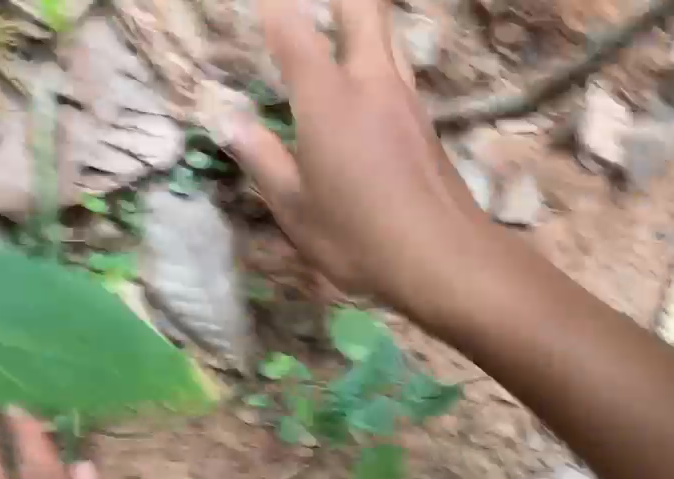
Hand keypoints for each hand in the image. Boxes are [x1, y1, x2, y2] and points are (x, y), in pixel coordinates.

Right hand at [215, 0, 501, 318]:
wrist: (442, 259)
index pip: (292, 29)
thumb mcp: (296, 210)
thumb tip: (231, 123)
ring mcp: (407, 101)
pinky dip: (382, 64)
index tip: (259, 6)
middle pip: (360, 8)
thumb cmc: (357, 238)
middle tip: (313, 8)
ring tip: (343, 33)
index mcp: (328, 98)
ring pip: (389, 36)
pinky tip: (371, 92)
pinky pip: (401, 74)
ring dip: (365, 23)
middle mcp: (371, 83)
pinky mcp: (428, 127)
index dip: (272, 10)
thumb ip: (262, 160)